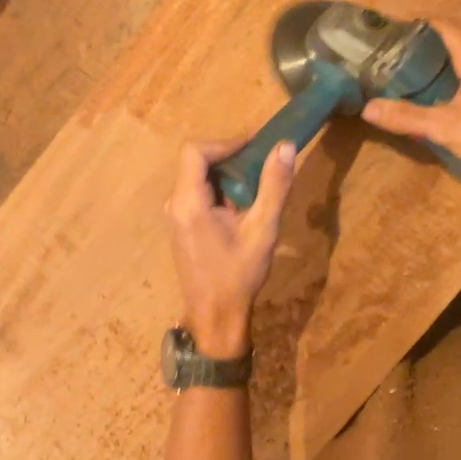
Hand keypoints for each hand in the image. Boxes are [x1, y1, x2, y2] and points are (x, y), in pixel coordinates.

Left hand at [163, 139, 297, 357]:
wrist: (216, 316)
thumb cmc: (239, 274)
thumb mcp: (263, 229)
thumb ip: (274, 186)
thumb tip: (285, 146)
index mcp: (188, 201)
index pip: (195, 151)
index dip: (224, 143)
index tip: (253, 148)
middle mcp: (175, 203)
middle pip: (196, 162)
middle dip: (229, 159)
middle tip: (260, 167)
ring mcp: (175, 215)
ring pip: (198, 178)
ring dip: (226, 176)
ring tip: (255, 190)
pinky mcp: (181, 225)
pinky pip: (197, 194)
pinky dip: (219, 192)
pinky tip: (242, 210)